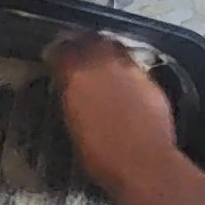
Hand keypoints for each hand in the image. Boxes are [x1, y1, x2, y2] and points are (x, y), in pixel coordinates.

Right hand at [49, 33, 179, 196]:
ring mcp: (131, 70)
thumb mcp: (74, 124)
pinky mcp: (151, 81)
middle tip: (77, 52)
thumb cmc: (99, 154)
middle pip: (91, 40)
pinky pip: (133, 67)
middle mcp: (105, 65)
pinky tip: (123, 84)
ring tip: (101, 63)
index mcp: (77, 76)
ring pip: (115, 48)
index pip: (62, 50)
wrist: (143, 163)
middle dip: (82, 44)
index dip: (56, 52)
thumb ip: (71, 97)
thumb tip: (69, 86)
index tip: (52, 57)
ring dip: (105, 52)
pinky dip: (124, 70)